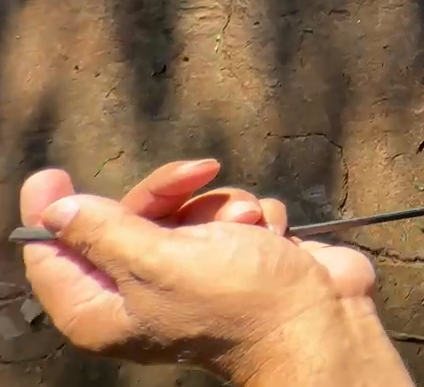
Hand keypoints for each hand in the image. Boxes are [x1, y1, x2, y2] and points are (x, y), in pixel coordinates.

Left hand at [18, 161, 410, 385]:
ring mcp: (200, 270)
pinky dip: (259, 218)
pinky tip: (273, 234)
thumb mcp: (161, 262)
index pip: (58, 255)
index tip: (49, 176)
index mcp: (104, 305)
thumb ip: (107, 234)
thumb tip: (57, 212)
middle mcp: (145, 288)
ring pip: (198, 212)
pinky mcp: (246, 254)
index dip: (53, 214)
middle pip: (138, 219)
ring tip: (251, 224)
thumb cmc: (234, 296)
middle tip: (203, 169)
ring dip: (229, 206)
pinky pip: (241, 217)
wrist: (316, 312)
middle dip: (173, 191)